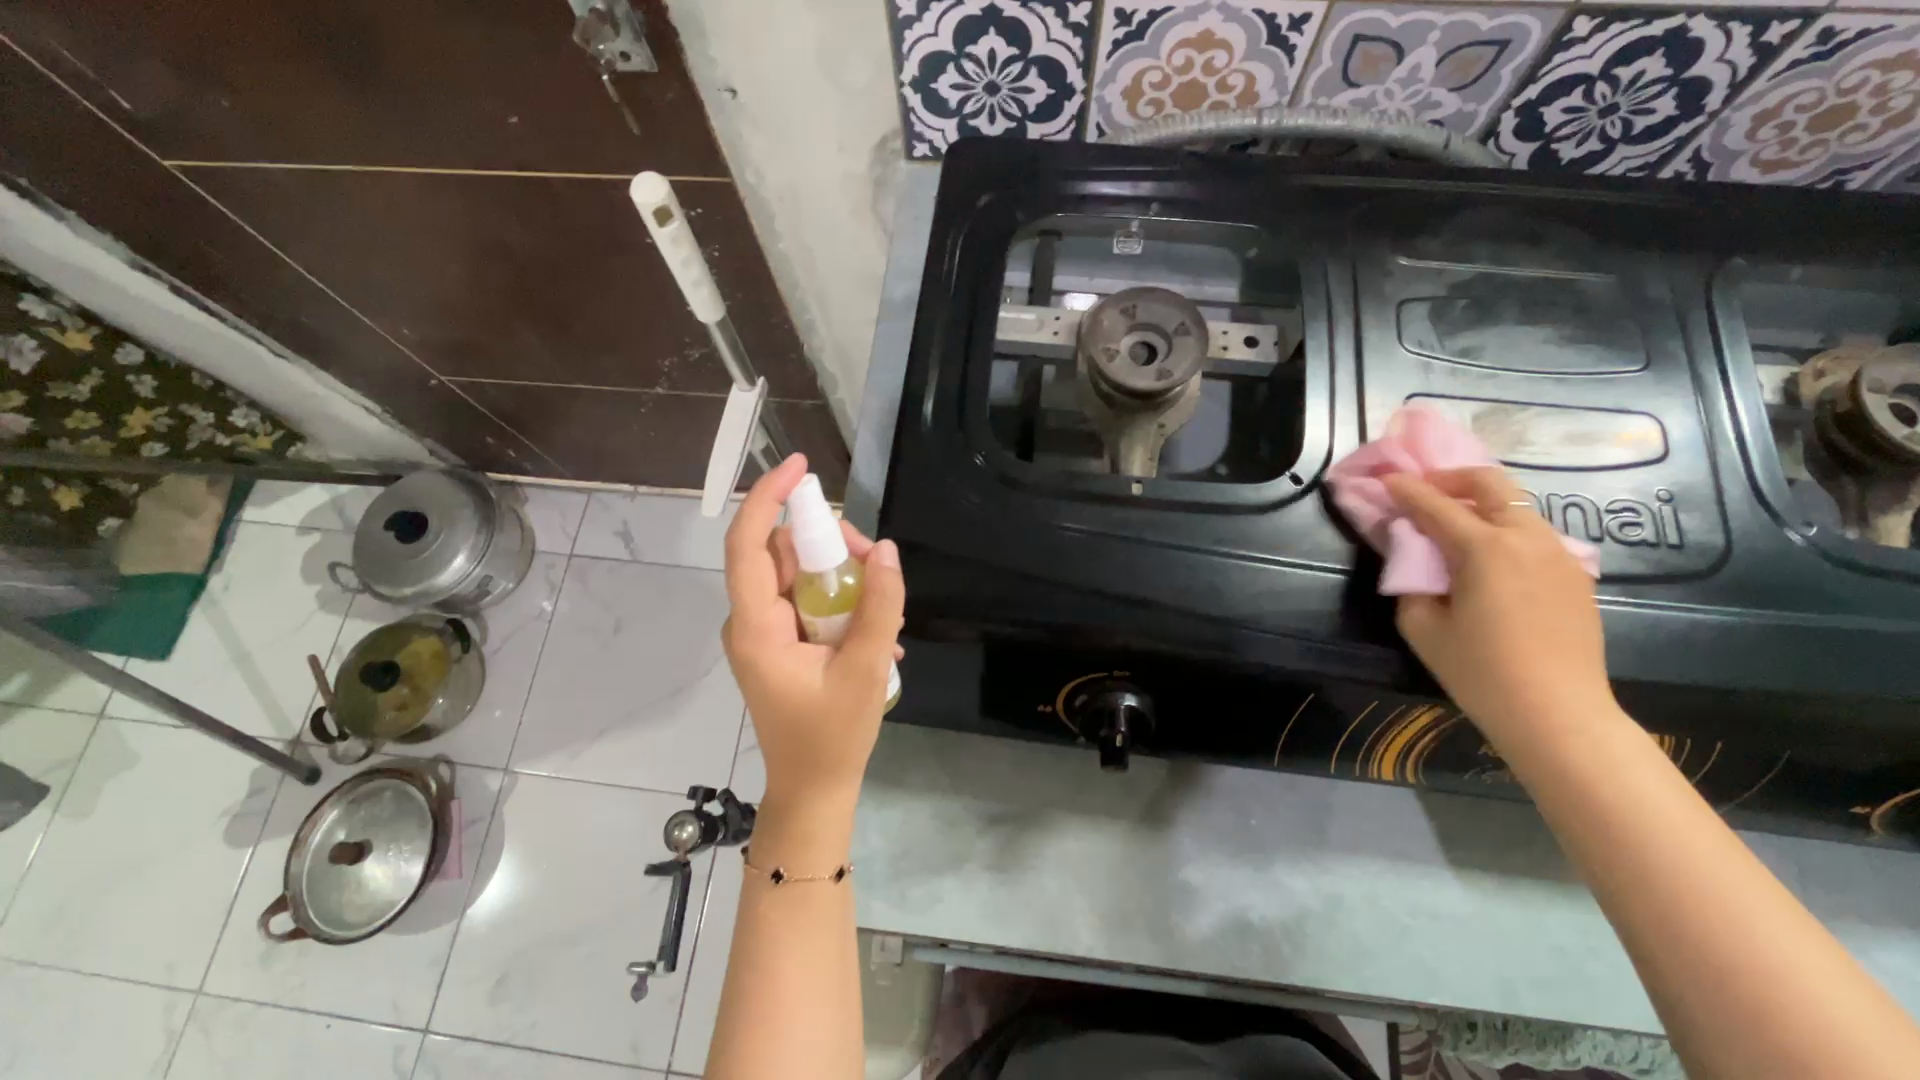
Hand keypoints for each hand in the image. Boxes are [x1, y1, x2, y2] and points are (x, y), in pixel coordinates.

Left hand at [722, 454, 905, 805]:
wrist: (812, 789)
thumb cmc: (832, 737)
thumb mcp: (866, 670)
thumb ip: (880, 607)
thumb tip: (886, 551)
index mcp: (755, 627)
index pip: (748, 543)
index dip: (769, 498)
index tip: (801, 467)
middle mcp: (749, 621)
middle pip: (781, 553)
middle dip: (830, 544)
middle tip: (878, 564)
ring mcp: (762, 632)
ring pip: (797, 574)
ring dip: (842, 575)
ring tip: (884, 607)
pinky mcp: (778, 643)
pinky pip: (805, 600)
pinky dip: (839, 600)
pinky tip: (876, 631)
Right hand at [1384, 467, 1614, 740]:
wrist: (1557, 713)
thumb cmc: (1480, 672)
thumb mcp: (1423, 628)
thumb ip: (1411, 584)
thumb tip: (1414, 562)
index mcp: (1484, 547)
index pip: (1434, 504)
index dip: (1405, 489)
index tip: (1385, 479)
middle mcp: (1526, 537)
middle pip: (1490, 483)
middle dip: (1452, 479)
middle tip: (1425, 492)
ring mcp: (1558, 553)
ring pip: (1517, 506)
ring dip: (1481, 504)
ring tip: (1455, 527)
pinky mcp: (1575, 574)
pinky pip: (1534, 535)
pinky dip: (1505, 530)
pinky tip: (1490, 561)